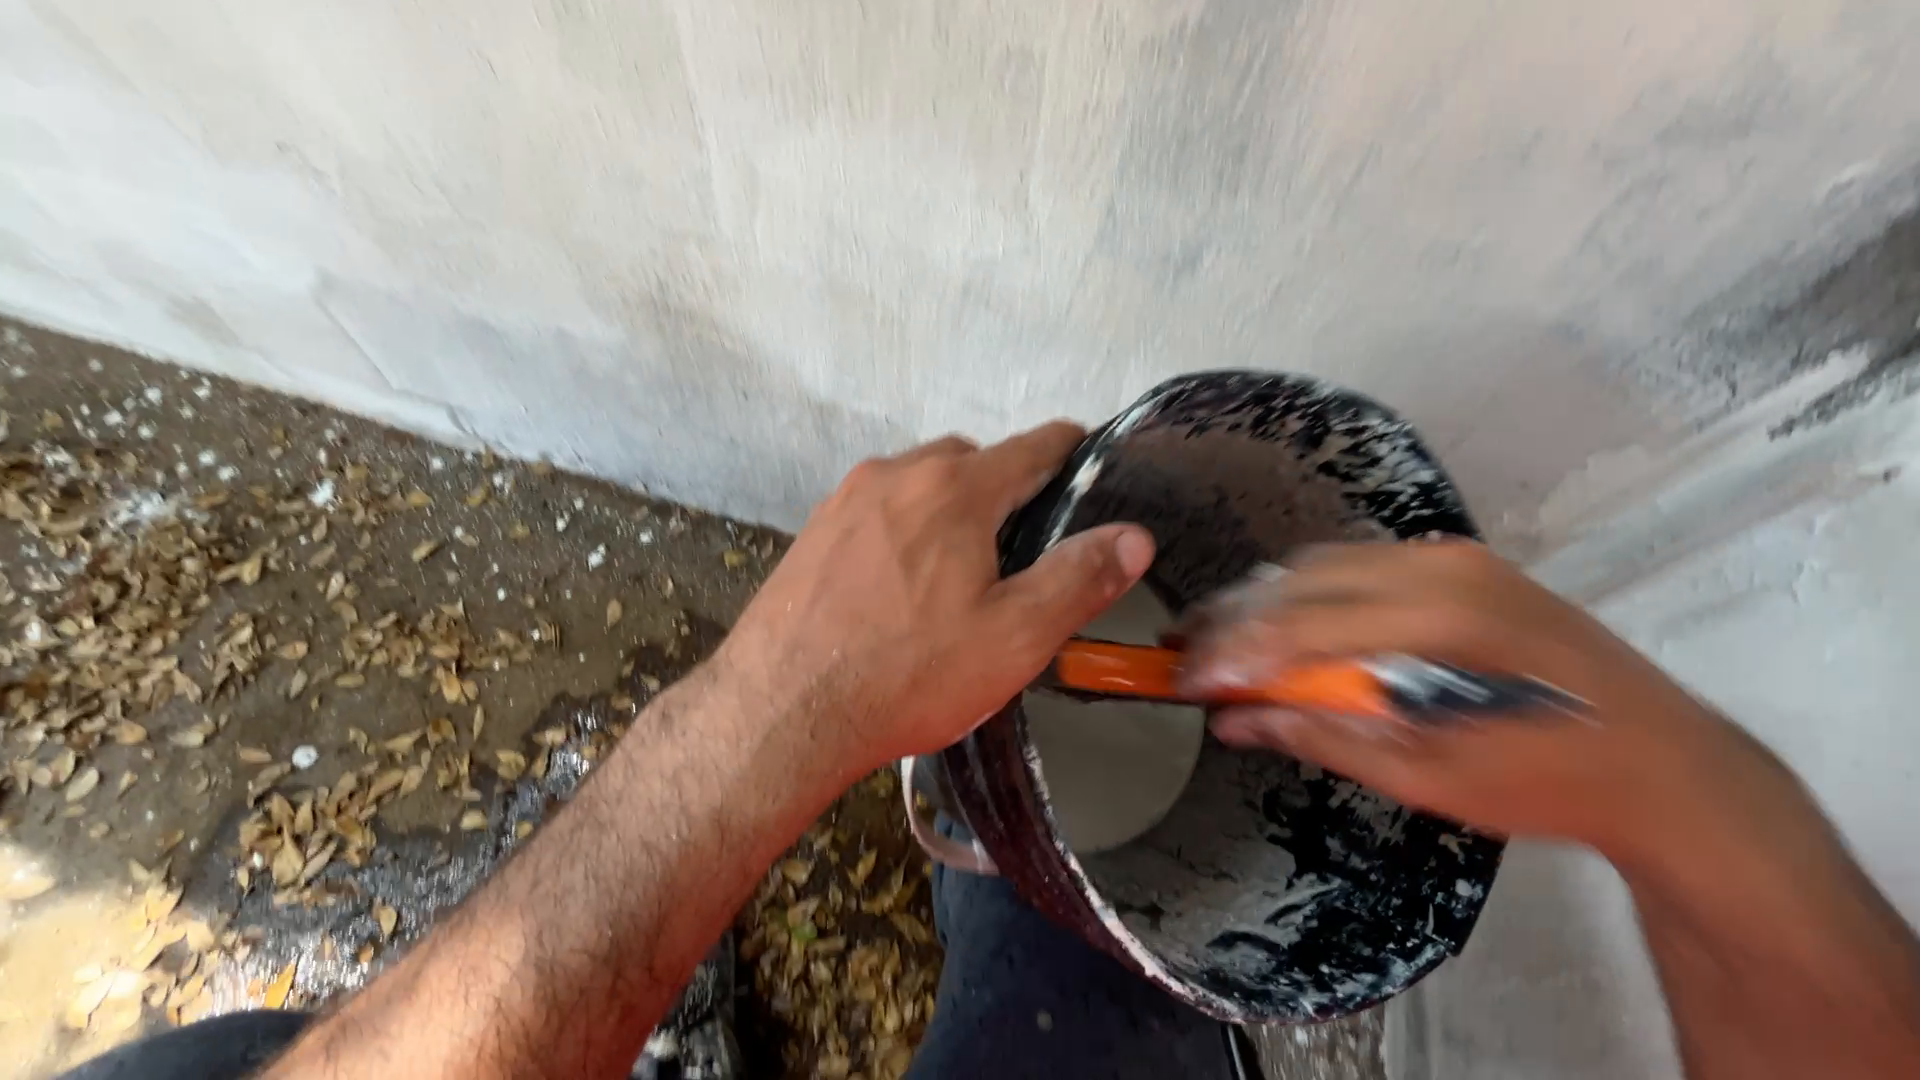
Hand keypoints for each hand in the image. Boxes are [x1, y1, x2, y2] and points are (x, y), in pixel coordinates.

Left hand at [715, 423, 1154, 781]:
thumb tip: (1134, 536)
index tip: (1091, 468)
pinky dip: (906, 527)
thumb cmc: (908, 673)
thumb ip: (1079, 578)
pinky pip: (879, 509)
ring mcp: (846, 498)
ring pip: (921, 482)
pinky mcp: (815, 531)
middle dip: (1007, 488)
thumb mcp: (1014, 636)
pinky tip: (902, 584)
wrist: (780, 712)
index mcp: (954, 487)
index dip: (1073, 454)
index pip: (1035, 446)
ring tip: (962, 569)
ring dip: (952, 507)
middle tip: (1023, 547)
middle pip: (973, 460)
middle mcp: (896, 473)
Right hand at [1178, 540, 1766, 859]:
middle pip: (1298, 582)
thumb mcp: (1421, 775)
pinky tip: (1289, 620)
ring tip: (1223, 635)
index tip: (1183, 679)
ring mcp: (1452, 556)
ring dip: (1265, 599)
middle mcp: (1436, 569)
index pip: (1296, 627)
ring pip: (1321, 564)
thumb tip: (1230, 721)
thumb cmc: (1542, 782)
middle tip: (1185, 650)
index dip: (1230, 652)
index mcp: (1433, 625)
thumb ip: (1318, 734)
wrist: (1664, 764)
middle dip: (1232, 618)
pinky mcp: (1461, 560)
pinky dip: (1309, 590)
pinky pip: (1357, 563)